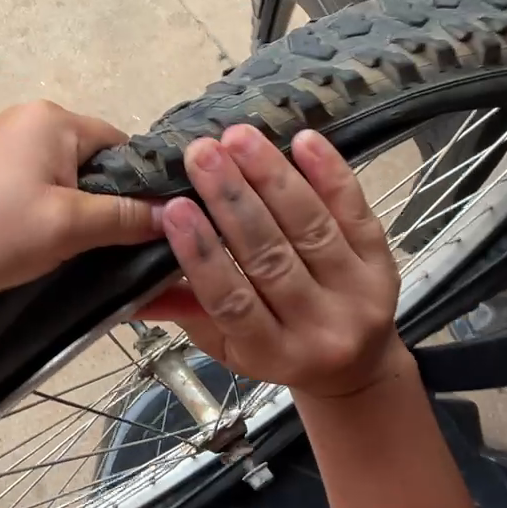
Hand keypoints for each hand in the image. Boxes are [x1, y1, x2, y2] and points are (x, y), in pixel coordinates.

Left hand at [0, 100, 162, 297]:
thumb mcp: (68, 227)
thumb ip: (126, 217)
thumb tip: (175, 214)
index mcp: (53, 119)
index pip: (123, 147)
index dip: (141, 189)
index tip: (148, 230)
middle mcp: (30, 118)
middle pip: (96, 160)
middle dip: (106, 202)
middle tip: (109, 246)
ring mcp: (5, 141)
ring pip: (67, 176)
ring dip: (77, 209)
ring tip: (74, 247)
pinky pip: (39, 183)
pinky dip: (49, 209)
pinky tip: (44, 239)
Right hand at [146, 125, 409, 398]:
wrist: (354, 369)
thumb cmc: (272, 350)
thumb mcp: (222, 346)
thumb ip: (181, 310)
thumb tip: (124, 285)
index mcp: (271, 352)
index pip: (232, 300)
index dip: (203, 254)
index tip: (174, 208)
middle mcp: (320, 326)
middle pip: (271, 257)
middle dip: (233, 200)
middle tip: (201, 154)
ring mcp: (357, 292)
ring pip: (311, 227)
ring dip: (272, 177)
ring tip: (239, 138)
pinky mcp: (383, 260)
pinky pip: (357, 211)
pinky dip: (331, 173)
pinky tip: (303, 141)